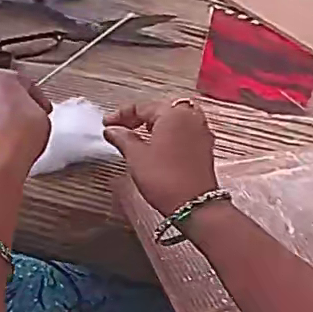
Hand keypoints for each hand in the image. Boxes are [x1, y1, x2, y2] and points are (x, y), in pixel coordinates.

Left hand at [0, 70, 51, 174]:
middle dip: (13, 107)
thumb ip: (35, 106)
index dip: (35, 97)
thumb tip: (35, 114)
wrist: (0, 161)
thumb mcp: (41, 112)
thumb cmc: (18, 134)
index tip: (41, 107)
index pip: (20, 82)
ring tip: (17, 136)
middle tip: (29, 120)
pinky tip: (4, 146)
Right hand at [103, 99, 219, 215]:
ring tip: (137, 136)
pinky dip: (168, 134)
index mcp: (173, 113)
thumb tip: (113, 130)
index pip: (142, 106)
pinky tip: (156, 146)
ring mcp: (201, 132)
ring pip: (173, 120)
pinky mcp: (204, 148)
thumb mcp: (136, 156)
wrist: (193, 205)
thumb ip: (122, 138)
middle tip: (121, 127)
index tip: (109, 123)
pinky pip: (183, 132)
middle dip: (139, 117)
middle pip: (160, 109)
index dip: (121, 115)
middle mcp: (191, 118)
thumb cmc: (167, 180)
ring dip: (154, 125)